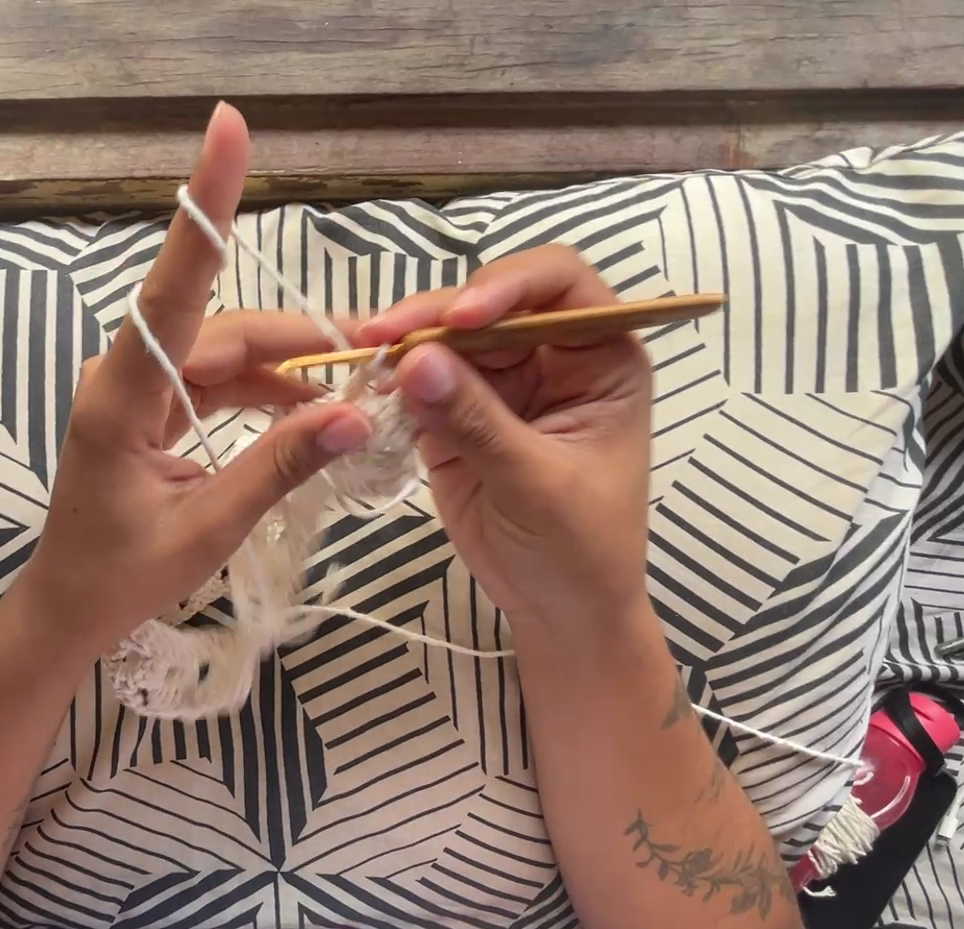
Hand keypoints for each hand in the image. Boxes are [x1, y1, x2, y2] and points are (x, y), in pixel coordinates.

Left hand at [16, 104, 372, 655]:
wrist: (71, 607)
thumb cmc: (123, 576)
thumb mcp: (208, 525)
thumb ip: (278, 467)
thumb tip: (356, 417)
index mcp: (121, 397)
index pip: (173, 289)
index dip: (205, 208)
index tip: (228, 129)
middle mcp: (124, 376)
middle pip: (221, 327)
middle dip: (297, 338)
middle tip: (372, 353)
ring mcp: (135, 390)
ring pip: (224, 353)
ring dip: (286, 367)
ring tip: (350, 388)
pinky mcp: (149, 409)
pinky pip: (215, 382)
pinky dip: (263, 393)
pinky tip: (307, 409)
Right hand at [358, 246, 653, 633]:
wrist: (556, 608)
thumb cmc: (578, 547)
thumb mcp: (535, 483)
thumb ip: (476, 421)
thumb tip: (414, 360)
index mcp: (598, 358)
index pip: (558, 287)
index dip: (509, 286)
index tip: (460, 317)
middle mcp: (547, 359)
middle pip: (487, 307)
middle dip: (435, 316)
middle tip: (380, 337)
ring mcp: (498, 388)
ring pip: (445, 342)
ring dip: (405, 348)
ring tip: (365, 362)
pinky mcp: (455, 419)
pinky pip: (420, 386)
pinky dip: (392, 387)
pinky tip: (367, 392)